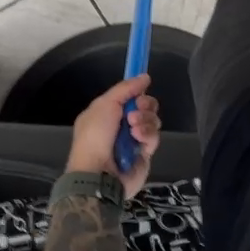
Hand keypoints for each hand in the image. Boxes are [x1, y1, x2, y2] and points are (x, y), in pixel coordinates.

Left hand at [65, 75, 160, 197]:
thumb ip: (126, 88)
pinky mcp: (144, 155)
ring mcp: (133, 141)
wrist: (98, 174)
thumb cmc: (95, 136)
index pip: (129, 96)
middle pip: (145, 106)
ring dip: (144, 119)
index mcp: (107, 114)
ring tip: (133, 126)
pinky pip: (153, 138)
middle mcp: (121, 126)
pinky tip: (138, 138)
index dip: (137, 91)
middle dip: (144, 104)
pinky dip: (147, 135)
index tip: (143, 86)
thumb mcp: (105, 104)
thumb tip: (145, 76)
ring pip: (152, 120)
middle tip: (137, 108)